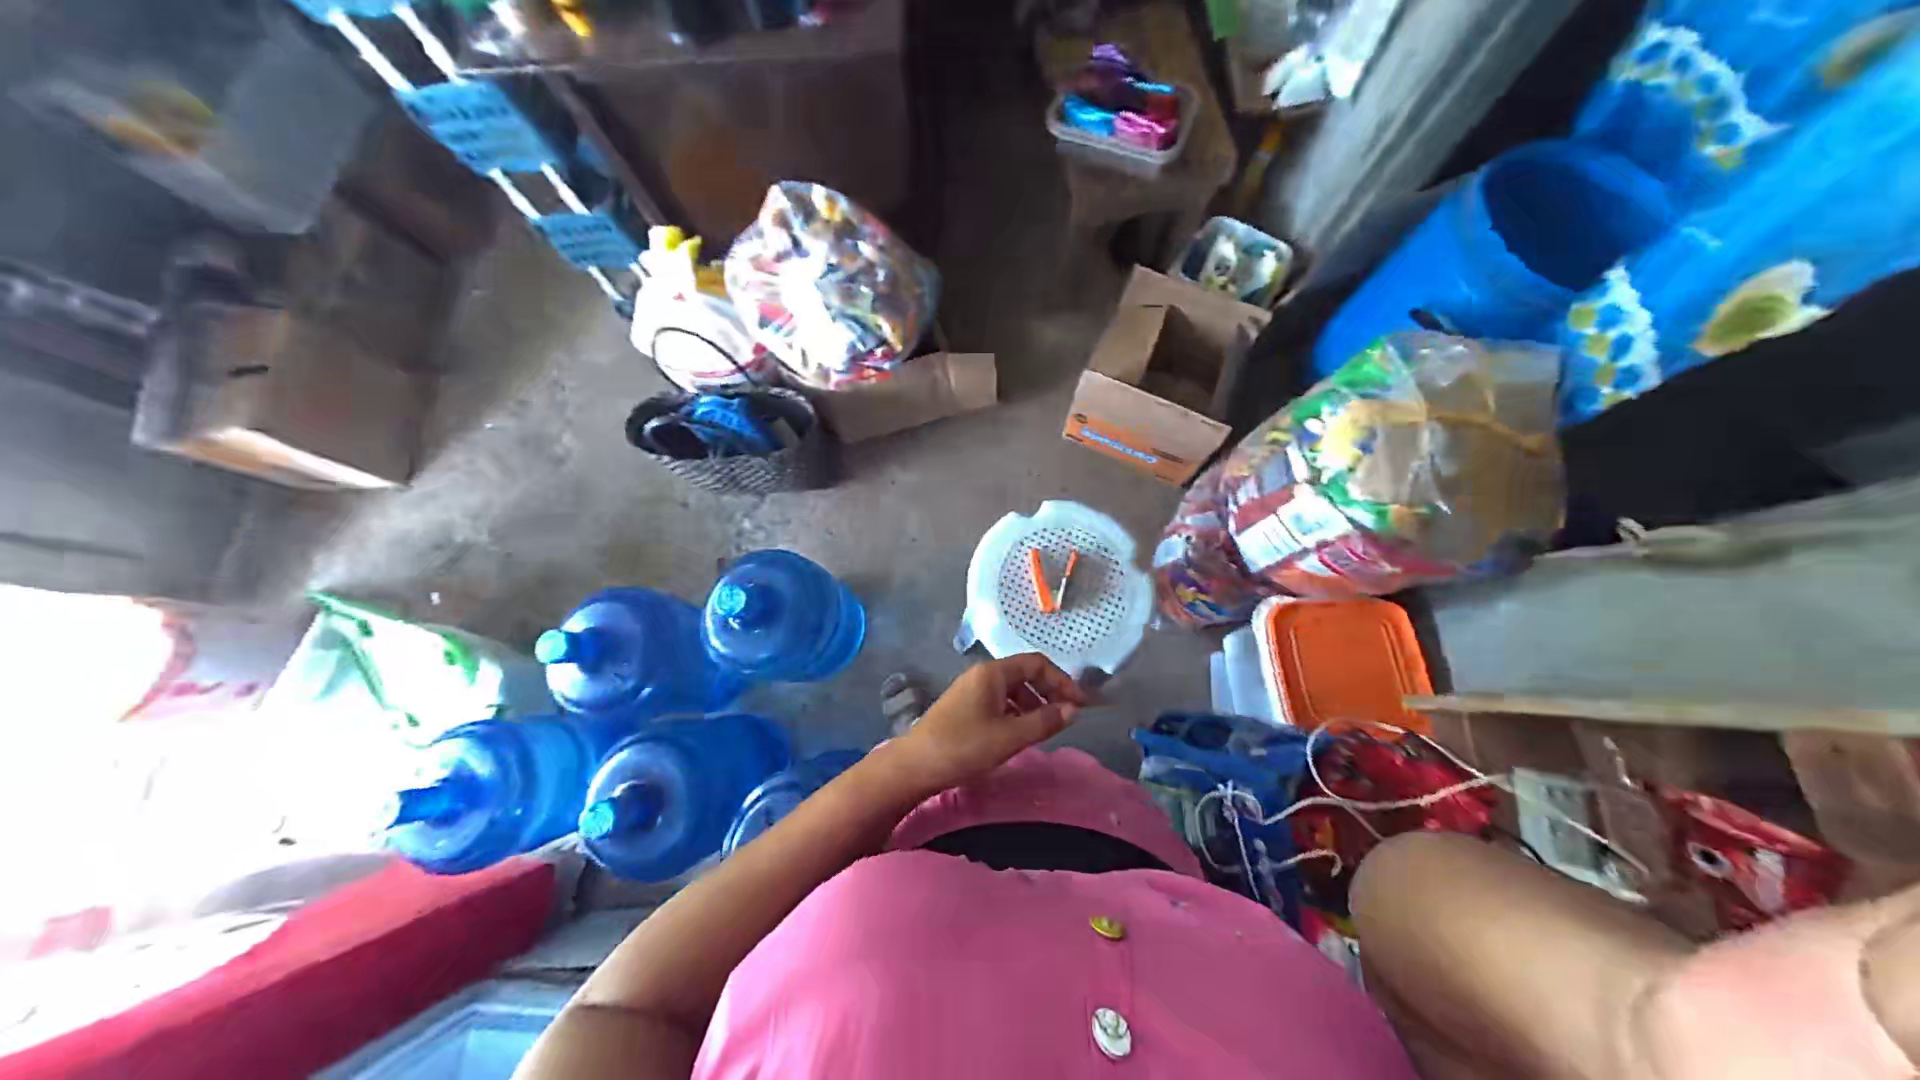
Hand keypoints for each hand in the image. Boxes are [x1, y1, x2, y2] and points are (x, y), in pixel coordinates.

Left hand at [891, 654, 1088, 793]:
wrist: (916, 765)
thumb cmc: (965, 747)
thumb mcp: (1011, 737)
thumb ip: (1045, 721)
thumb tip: (1073, 709)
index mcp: (993, 672)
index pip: (1037, 663)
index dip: (1062, 681)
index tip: (1080, 704)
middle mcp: (982, 674)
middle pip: (1025, 674)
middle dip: (1049, 692)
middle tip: (1067, 717)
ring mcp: (971, 690)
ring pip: (1013, 690)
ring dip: (1034, 704)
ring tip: (1046, 729)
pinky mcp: (965, 707)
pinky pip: (1000, 702)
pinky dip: (1017, 713)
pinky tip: (1021, 733)